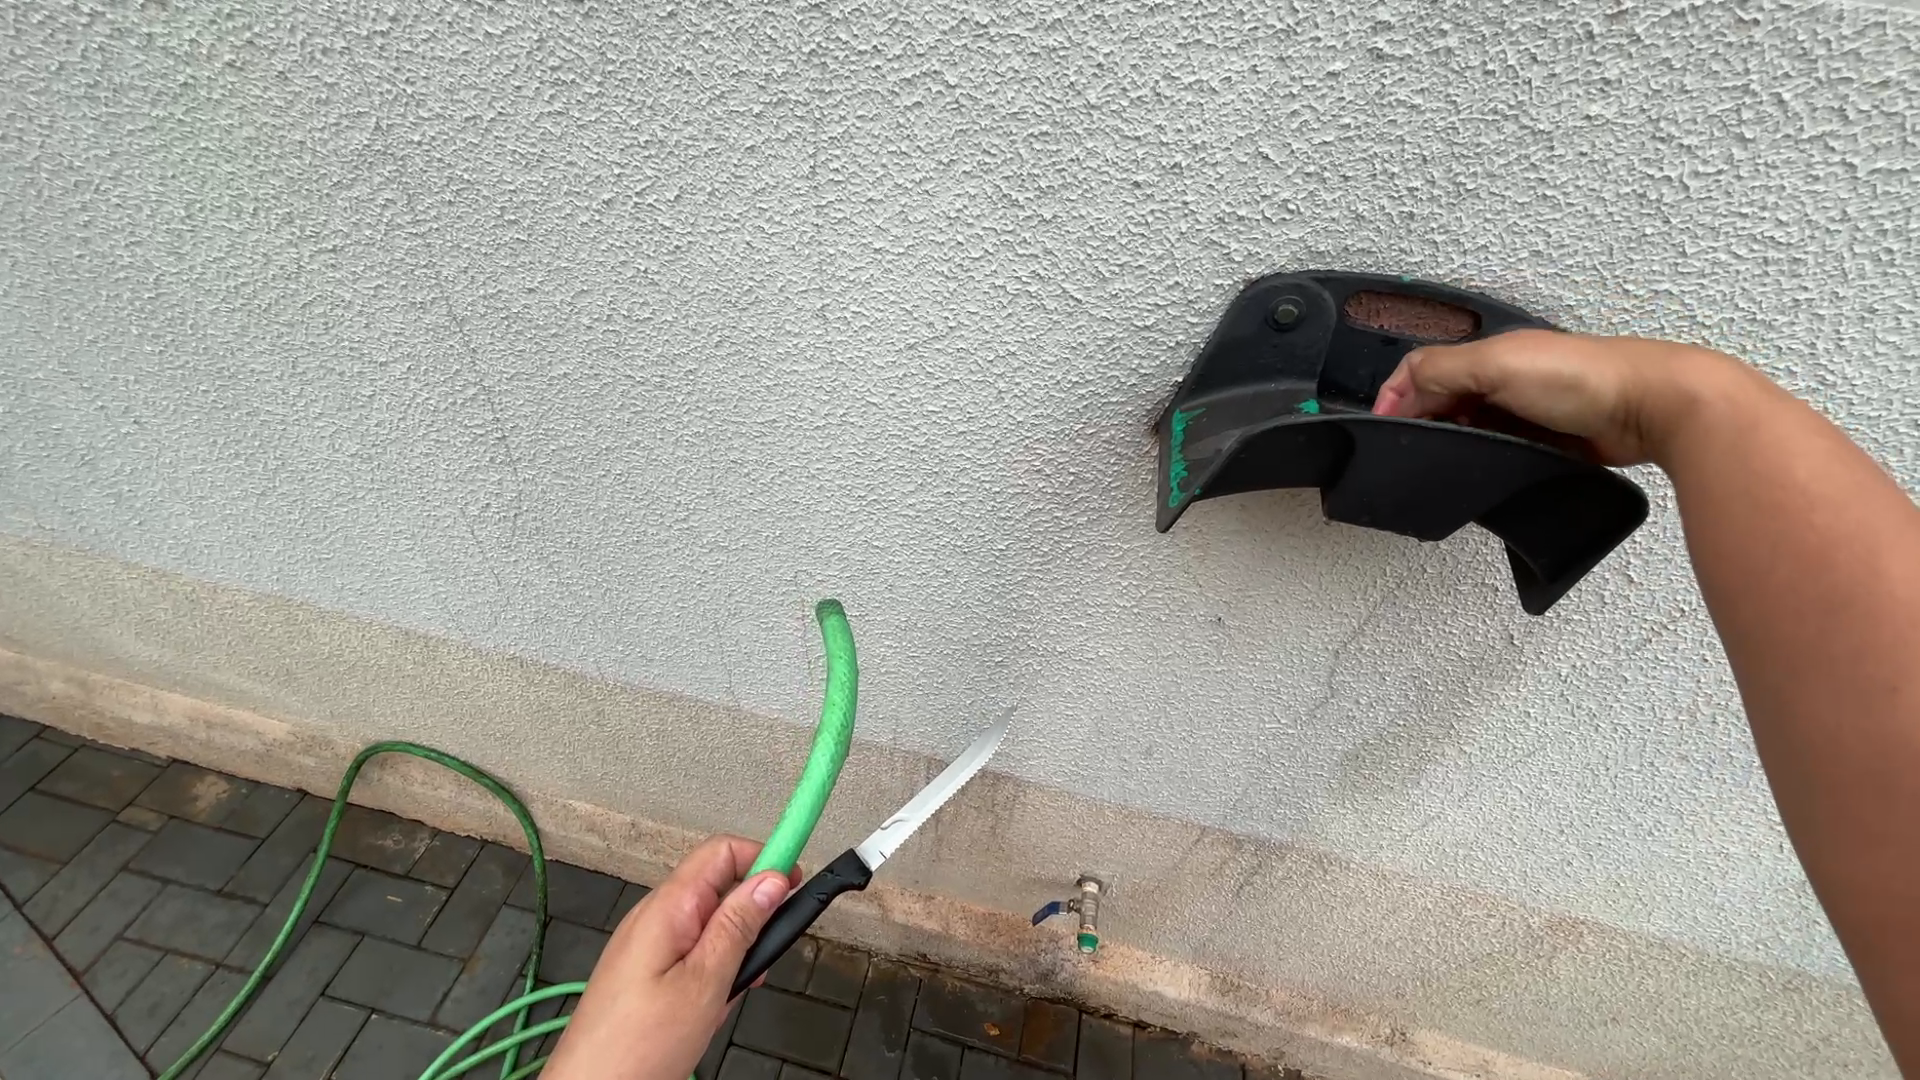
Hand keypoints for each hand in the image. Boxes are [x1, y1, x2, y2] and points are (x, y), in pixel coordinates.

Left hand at [541, 836, 796, 1079]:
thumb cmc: (632, 1051)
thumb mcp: (704, 984)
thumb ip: (740, 927)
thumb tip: (772, 881)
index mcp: (669, 907)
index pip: (724, 851)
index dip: (765, 857)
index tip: (795, 877)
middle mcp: (656, 915)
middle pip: (721, 885)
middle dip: (752, 913)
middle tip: (766, 950)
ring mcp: (648, 943)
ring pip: (711, 921)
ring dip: (735, 947)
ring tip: (735, 987)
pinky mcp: (645, 970)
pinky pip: (693, 949)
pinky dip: (714, 967)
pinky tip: (714, 1003)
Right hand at [1370, 329, 1750, 466]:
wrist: (1654, 408)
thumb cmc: (1584, 379)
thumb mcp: (1497, 363)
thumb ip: (1440, 370)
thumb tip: (1397, 391)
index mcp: (1486, 354)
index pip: (1419, 372)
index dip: (1394, 396)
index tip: (1383, 426)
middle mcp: (1499, 378)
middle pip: (1436, 399)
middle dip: (1418, 419)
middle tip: (1412, 444)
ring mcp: (1519, 410)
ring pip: (1461, 426)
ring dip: (1448, 439)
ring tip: (1445, 456)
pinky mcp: (1537, 439)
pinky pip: (1491, 448)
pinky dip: (1478, 455)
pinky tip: (1478, 464)